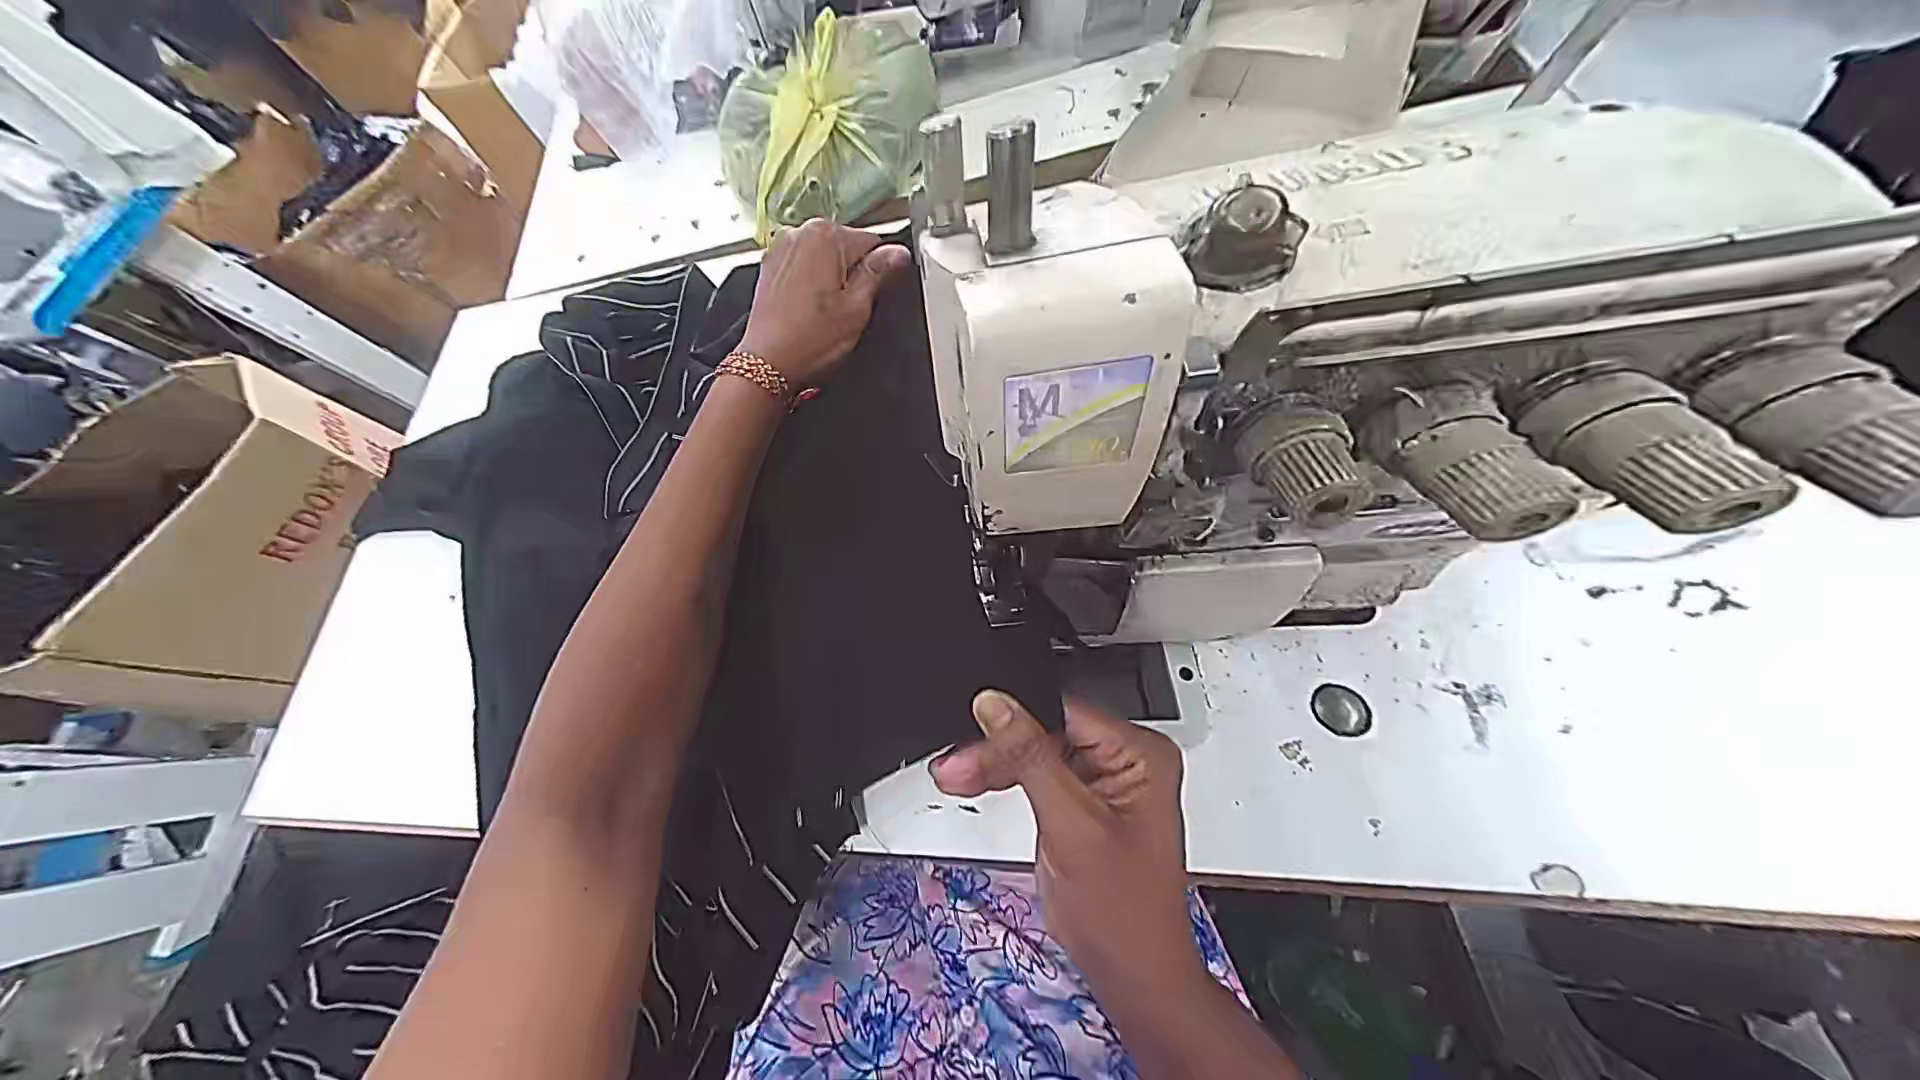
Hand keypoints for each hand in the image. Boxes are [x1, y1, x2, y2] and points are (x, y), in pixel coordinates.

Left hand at [738, 219, 911, 387]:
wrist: (768, 362)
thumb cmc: (808, 340)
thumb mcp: (858, 308)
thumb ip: (879, 273)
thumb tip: (897, 253)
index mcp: (825, 235)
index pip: (873, 242)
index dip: (880, 273)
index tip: (873, 295)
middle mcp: (799, 233)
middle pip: (846, 249)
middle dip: (852, 277)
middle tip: (847, 310)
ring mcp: (782, 250)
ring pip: (825, 260)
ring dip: (831, 282)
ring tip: (826, 314)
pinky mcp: (771, 268)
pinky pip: (804, 270)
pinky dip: (811, 287)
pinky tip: (810, 312)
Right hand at [931, 692, 1199, 995]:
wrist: (1130, 977)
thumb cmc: (1123, 915)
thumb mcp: (1071, 825)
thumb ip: (1030, 758)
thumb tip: (996, 705)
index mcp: (1141, 754)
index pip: (1064, 714)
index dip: (1012, 724)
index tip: (968, 741)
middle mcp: (1124, 758)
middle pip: (1046, 729)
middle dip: (997, 751)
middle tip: (956, 769)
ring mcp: (1100, 778)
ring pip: (1033, 749)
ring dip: (994, 764)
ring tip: (957, 777)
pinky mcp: (1077, 797)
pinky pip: (1034, 771)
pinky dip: (1004, 778)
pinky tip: (977, 781)